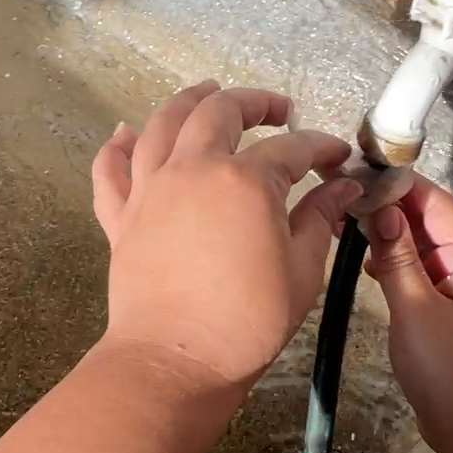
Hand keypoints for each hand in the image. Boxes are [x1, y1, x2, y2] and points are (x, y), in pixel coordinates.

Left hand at [91, 82, 361, 389]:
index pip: (290, 149)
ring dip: (188, 102)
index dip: (320, 147)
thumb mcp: (301, 270)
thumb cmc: (247, 321)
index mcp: (244, 181)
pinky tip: (124, 131)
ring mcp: (150, 190)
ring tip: (207, 92)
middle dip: (254, 102)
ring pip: (162, 125)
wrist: (175, 360)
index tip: (338, 156)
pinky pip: (110, 171)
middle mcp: (192, 169)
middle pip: (219, 112)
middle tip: (278, 110)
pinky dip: (116, 147)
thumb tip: (342, 187)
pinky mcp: (121, 217)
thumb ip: (319, 219)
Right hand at [363, 175, 452, 452]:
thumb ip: (398, 259)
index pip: (439, 205)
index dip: (403, 185)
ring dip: (393, 237)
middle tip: (345, 198)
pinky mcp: (448, 318)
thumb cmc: (452, 373)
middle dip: (393, 208)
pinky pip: (422, 278)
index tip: (361, 173)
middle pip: (433, 224)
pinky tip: (370, 268)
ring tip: (350, 228)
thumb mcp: (417, 312)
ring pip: (426, 251)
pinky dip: (398, 266)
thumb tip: (381, 210)